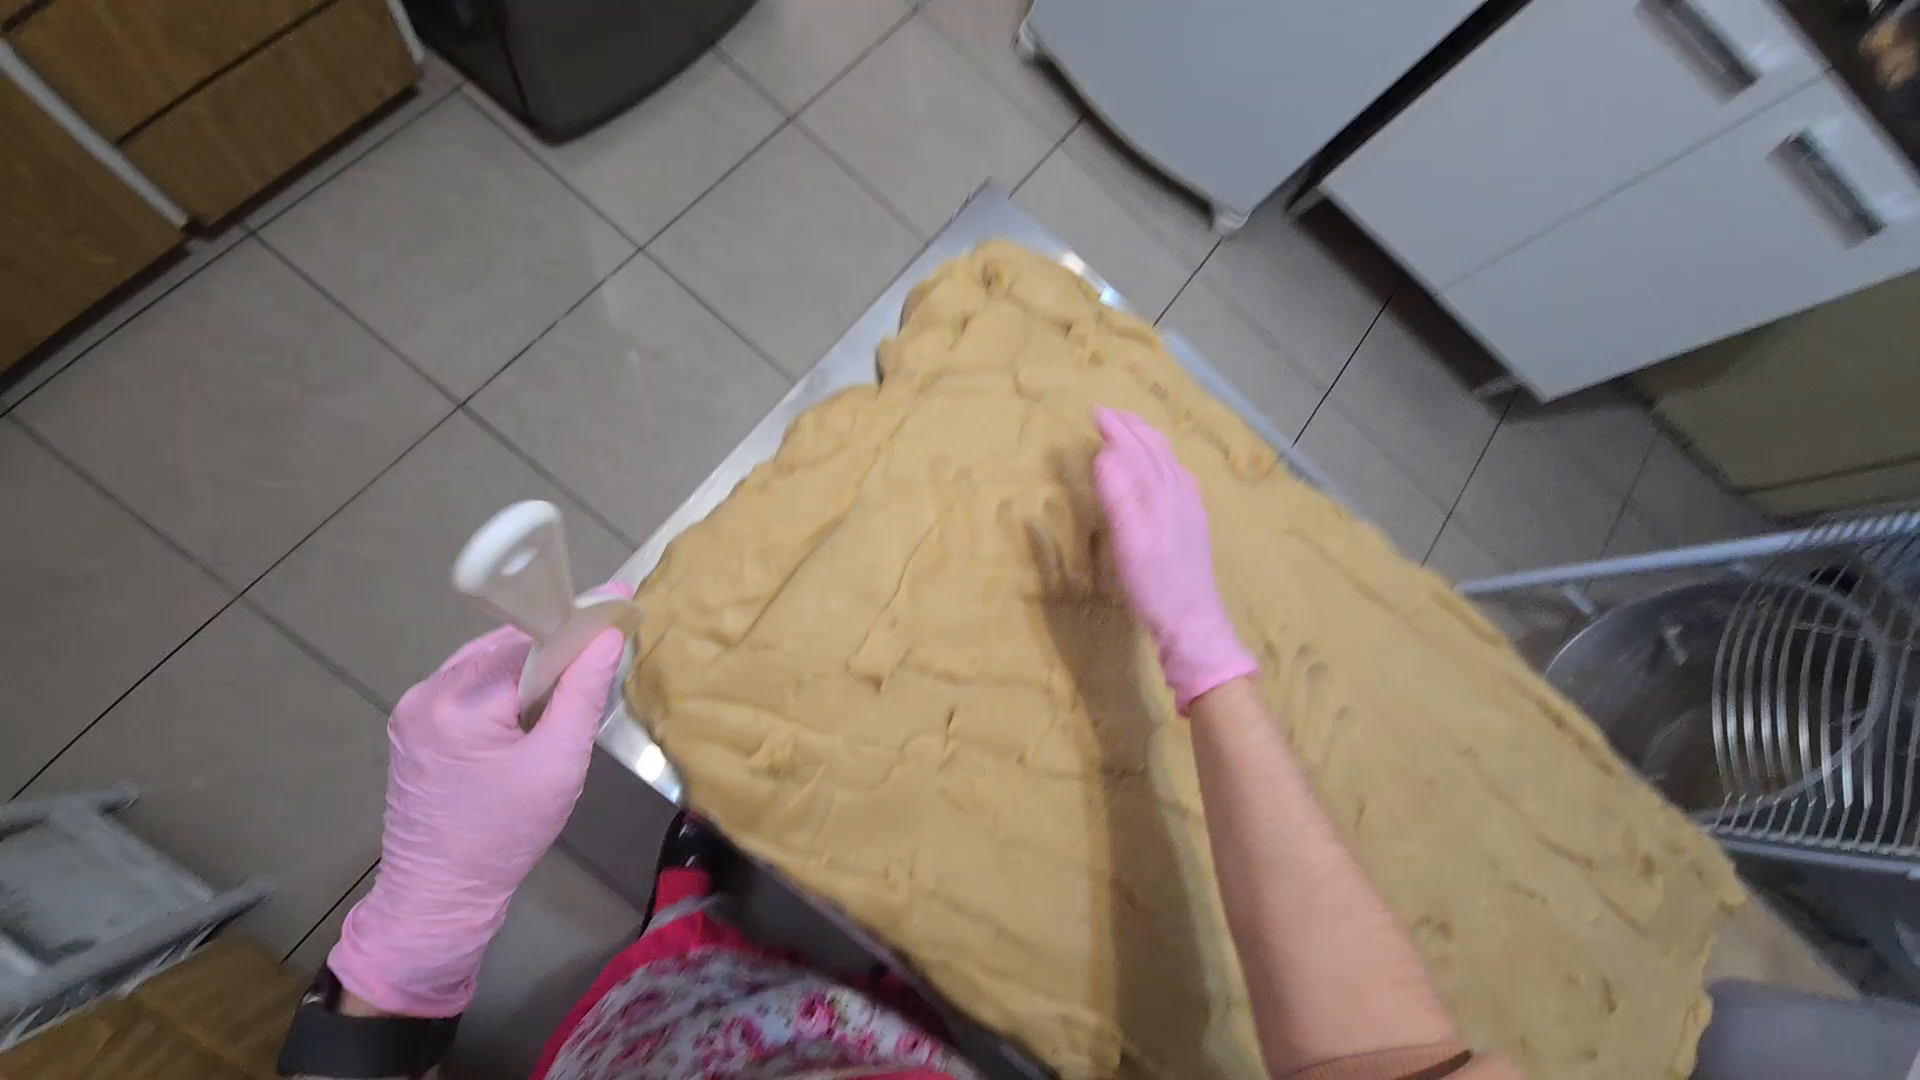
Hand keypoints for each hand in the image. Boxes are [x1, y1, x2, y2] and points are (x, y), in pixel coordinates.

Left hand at [327, 611, 626, 1016]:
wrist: (439, 897)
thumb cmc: (507, 833)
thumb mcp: (560, 763)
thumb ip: (584, 693)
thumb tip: (610, 635)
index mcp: (459, 702)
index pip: (530, 640)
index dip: (578, 626)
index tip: (618, 608)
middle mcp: (426, 693)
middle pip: (506, 644)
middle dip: (556, 645)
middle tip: (600, 655)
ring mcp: (413, 709)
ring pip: (489, 660)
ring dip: (532, 663)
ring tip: (570, 685)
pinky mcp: (413, 725)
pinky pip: (471, 682)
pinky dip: (508, 682)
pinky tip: (532, 706)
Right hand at [1092, 406, 1256, 711]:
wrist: (1192, 620)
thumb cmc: (1154, 583)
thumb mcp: (1129, 540)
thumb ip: (1118, 495)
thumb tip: (1105, 453)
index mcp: (1159, 492)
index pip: (1135, 450)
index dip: (1115, 429)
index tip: (1095, 411)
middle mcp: (1178, 492)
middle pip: (1155, 450)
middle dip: (1132, 427)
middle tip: (1110, 414)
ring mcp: (1189, 508)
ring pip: (1168, 462)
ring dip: (1148, 441)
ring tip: (1133, 431)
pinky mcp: (1193, 524)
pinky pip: (1178, 478)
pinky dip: (1163, 462)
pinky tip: (1164, 472)